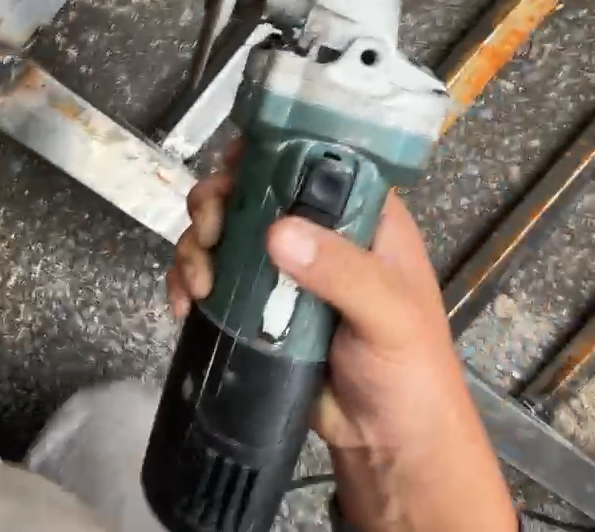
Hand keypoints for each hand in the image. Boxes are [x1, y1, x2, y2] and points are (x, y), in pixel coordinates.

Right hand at [167, 149, 516, 531]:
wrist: (386, 446)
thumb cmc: (408, 372)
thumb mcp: (389, 317)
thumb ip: (343, 273)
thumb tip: (277, 231)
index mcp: (358, 215)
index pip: (310, 156)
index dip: (268, 149)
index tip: (234, 163)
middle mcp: (313, 228)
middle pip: (248, 187)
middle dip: (216, 202)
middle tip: (210, 232)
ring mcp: (278, 263)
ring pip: (220, 226)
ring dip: (196, 246)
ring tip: (198, 284)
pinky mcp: (251, 298)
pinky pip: (207, 270)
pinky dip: (186, 280)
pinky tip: (185, 304)